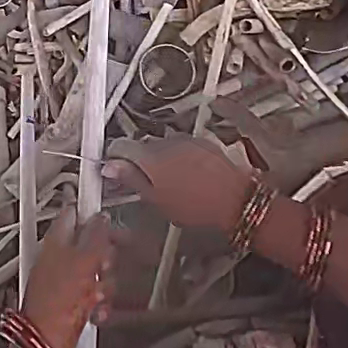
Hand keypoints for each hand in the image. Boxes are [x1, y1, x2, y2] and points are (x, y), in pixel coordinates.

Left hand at [21, 210, 116, 347]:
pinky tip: (97, 310)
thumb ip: (96, 235)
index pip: (73, 215)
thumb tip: (102, 217)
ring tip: (97, 295)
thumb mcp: (84, 260)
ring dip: (104, 284)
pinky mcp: (73, 306)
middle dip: (105, 257)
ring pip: (97, 272)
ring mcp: (65, 284)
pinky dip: (100, 303)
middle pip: (91, 245)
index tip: (108, 216)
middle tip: (104, 266)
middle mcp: (58, 260)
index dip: (91, 213)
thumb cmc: (55, 304)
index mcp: (54, 242)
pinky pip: (96, 296)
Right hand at [103, 135, 253, 234]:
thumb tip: (110, 167)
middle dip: (140, 160)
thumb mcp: (157, 201)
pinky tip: (189, 175)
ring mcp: (187, 139)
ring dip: (162, 158)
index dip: (115, 158)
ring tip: (171, 182)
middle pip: (143, 145)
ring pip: (164, 144)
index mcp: (150, 157)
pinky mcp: (204, 141)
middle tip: (145, 183)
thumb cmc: (198, 207)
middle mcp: (167, 142)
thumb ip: (131, 179)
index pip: (120, 146)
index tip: (116, 169)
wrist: (237, 201)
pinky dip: (181, 156)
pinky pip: (184, 145)